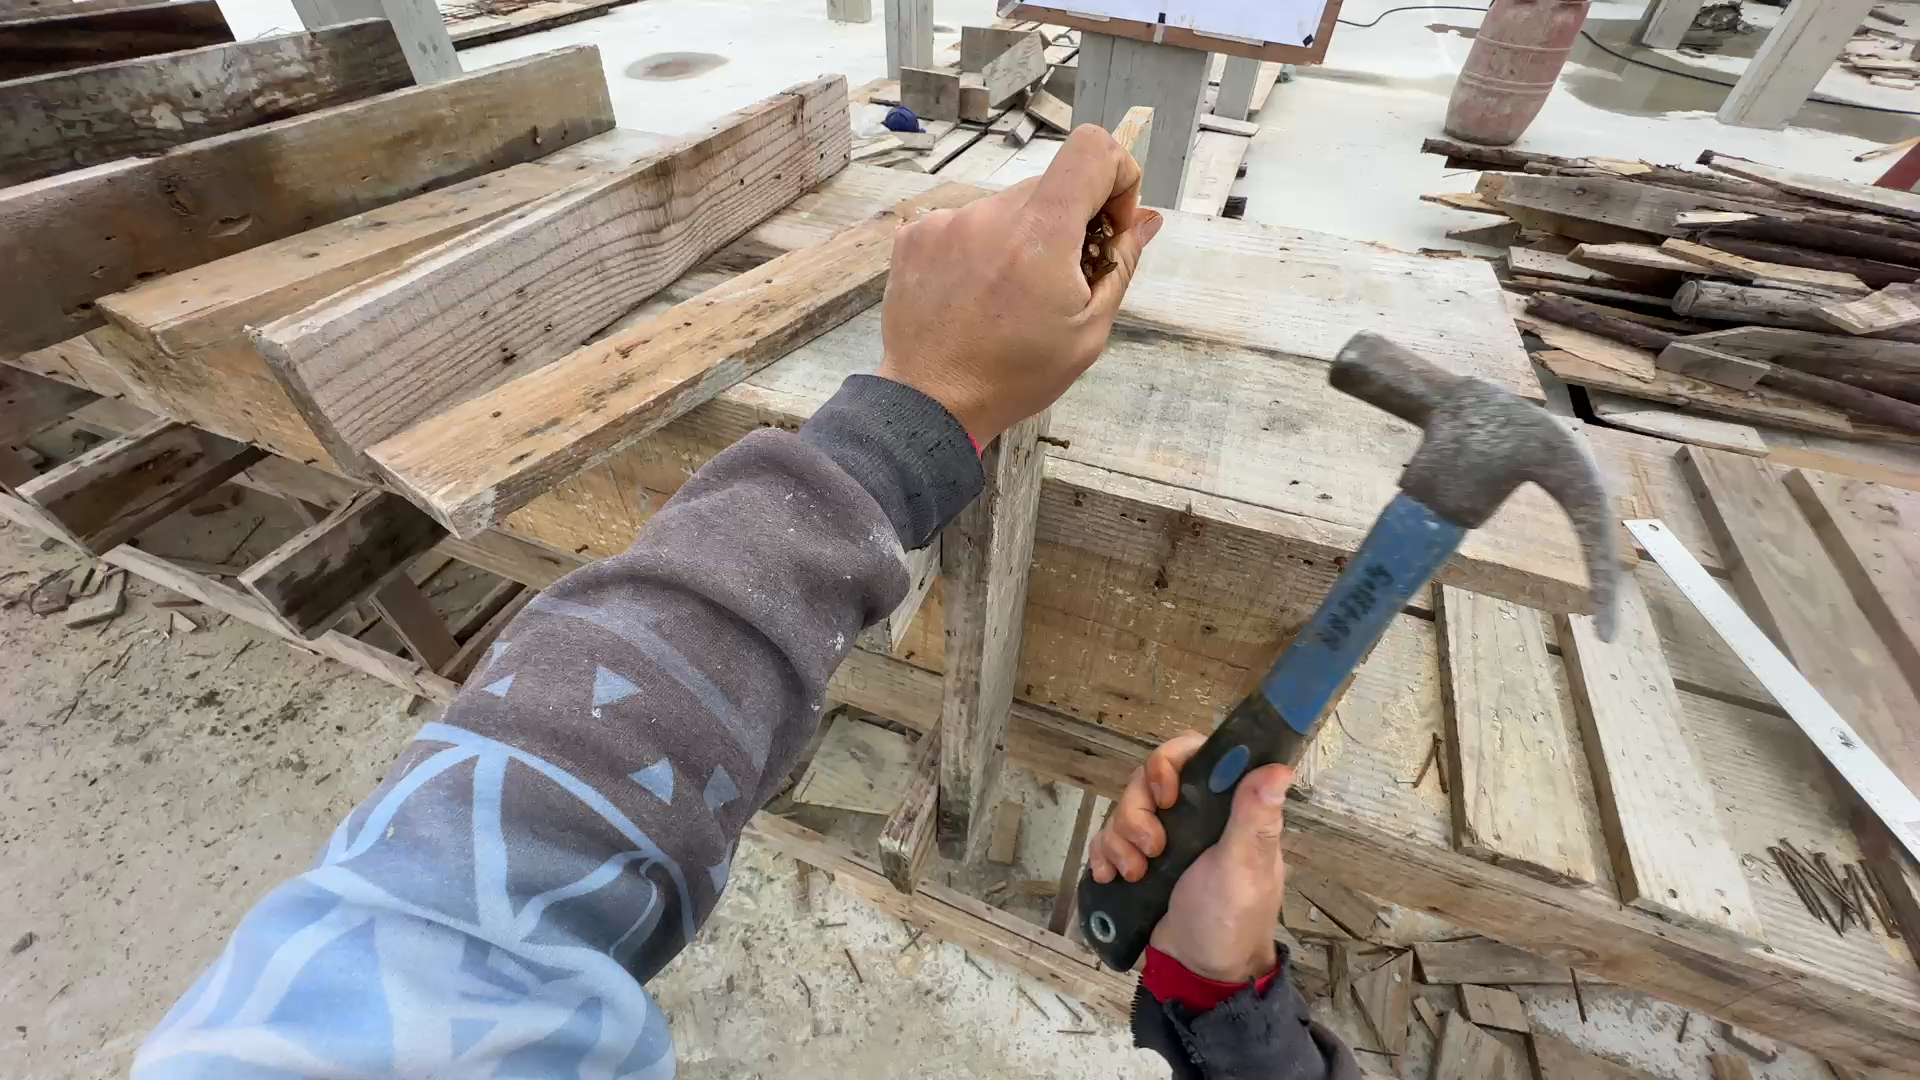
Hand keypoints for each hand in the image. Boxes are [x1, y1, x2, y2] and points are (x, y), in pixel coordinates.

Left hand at [876, 124, 1163, 445]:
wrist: (930, 404)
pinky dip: (978, 251)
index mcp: (1040, 233)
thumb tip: (1146, 221)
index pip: (1092, 149)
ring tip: (1005, 300)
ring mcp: (946, 222)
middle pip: (1048, 188)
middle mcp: (990, 213)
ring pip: (1003, 210)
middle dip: (1065, 225)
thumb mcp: (1086, 333)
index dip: (1115, 176)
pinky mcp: (914, 237)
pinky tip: (972, 297)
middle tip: (1055, 284)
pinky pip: (963, 225)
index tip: (1108, 227)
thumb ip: (1120, 268)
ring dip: (1018, 241)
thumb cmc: (1014, 378)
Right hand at [1088, 732, 1295, 983]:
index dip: (1168, 761)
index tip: (1164, 793)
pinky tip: (1110, 876)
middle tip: (1152, 849)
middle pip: (1146, 780)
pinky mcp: (1135, 857)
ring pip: (1123, 808)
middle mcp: (1190, 813)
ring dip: (1121, 839)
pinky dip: (1104, 854)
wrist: (1198, 973)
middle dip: (1137, 812)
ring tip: (1134, 874)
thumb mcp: (1244, 868)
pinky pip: (1106, 837)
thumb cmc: (1231, 918)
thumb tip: (1280, 766)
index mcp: (1221, 806)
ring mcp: (1160, 835)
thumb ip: (1254, 817)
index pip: (1191, 754)